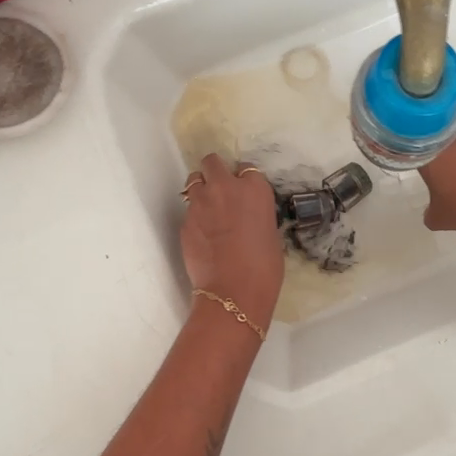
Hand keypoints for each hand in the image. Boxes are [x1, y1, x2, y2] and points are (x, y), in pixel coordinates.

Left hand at [181, 154, 283, 328]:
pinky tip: (203, 236)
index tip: (243, 193)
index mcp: (254, 189)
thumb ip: (258, 216)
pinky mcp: (184, 222)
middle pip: (212, 162)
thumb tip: (248, 217)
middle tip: (219, 192)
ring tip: (208, 211)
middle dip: (215, 173)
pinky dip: (195, 217)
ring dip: (201, 190)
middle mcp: (225, 188)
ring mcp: (200, 203)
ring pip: (194, 181)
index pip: (246, 168)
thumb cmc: (265, 268)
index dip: (243, 180)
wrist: (234, 293)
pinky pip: (189, 210)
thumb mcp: (271, 235)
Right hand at [418, 85, 455, 237]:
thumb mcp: (441, 218)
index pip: (408, 137)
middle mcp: (444, 126)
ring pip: (455, 102)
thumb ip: (430, 211)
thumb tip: (430, 212)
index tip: (420, 155)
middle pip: (430, 115)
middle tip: (444, 147)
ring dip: (455, 114)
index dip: (412, 145)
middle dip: (433, 127)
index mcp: (425, 150)